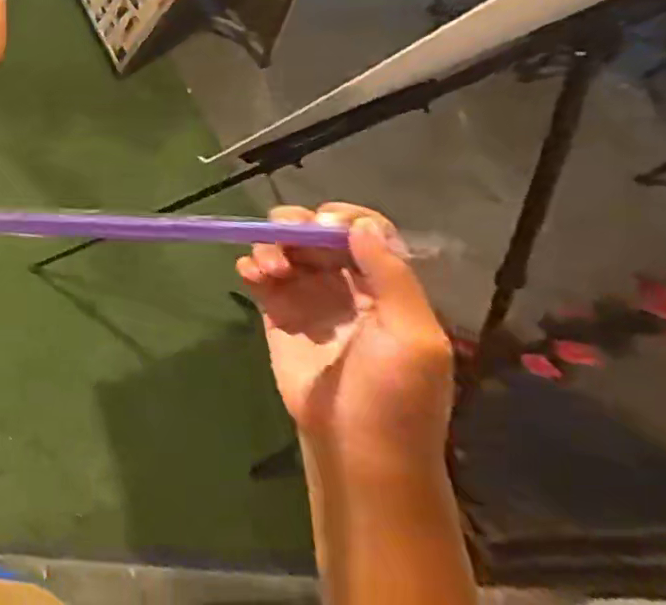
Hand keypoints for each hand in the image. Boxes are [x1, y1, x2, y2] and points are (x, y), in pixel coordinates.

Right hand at [238, 204, 454, 466]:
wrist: (358, 448)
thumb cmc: (396, 395)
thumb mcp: (415, 336)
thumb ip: (392, 276)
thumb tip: (358, 226)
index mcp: (383, 283)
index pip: (363, 229)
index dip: (343, 218)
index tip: (327, 225)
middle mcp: (344, 281)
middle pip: (316, 230)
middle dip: (299, 224)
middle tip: (289, 236)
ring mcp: (308, 296)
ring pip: (285, 247)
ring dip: (273, 243)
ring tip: (272, 268)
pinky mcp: (277, 313)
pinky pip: (259, 275)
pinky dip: (250, 264)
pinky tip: (252, 274)